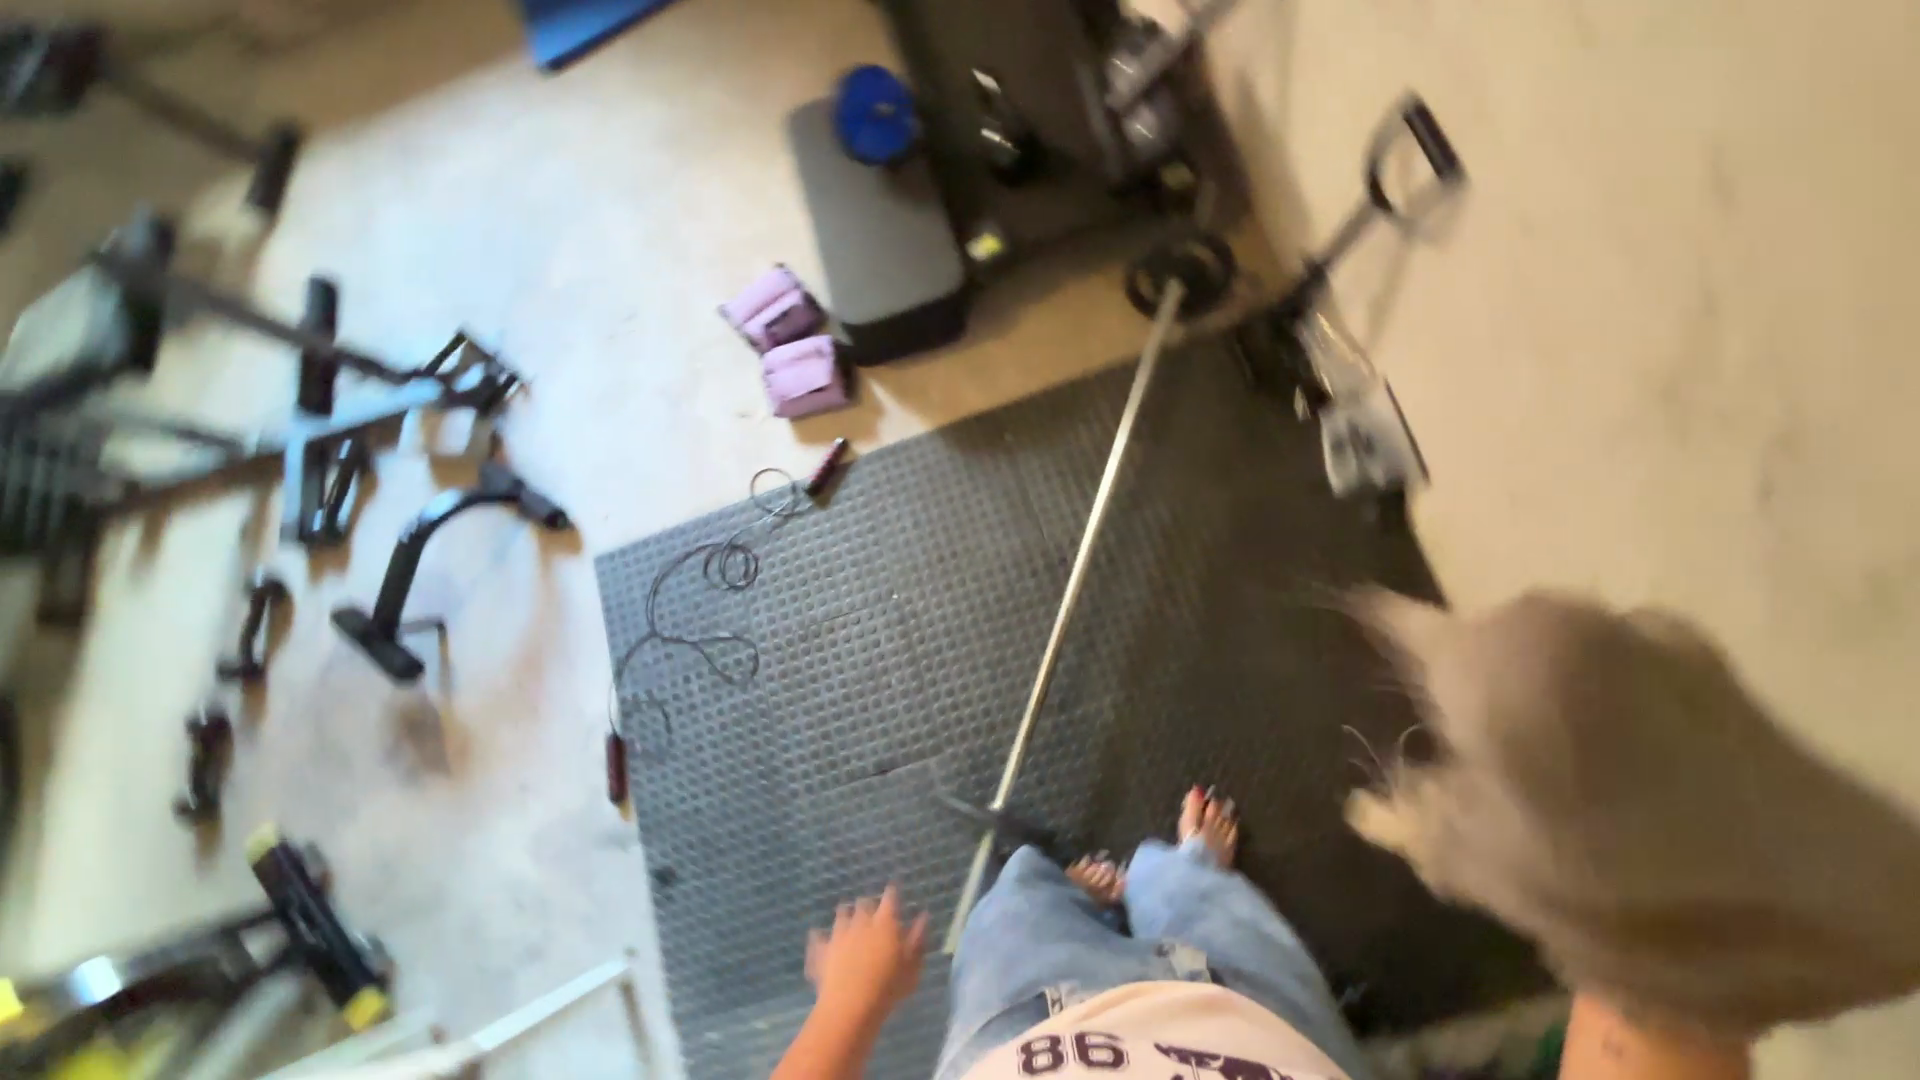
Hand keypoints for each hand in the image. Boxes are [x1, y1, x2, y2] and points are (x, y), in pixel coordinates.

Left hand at [805, 885, 928, 1027]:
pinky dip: (820, 937)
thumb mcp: (912, 966)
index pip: (890, 898)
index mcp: (885, 922)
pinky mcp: (822, 949)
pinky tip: (819, 938)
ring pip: (841, 914)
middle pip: (864, 902)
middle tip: (873, 913)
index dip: (892, 894)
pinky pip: (818, 937)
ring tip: (848, 921)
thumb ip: (918, 939)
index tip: (893, 892)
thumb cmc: (888, 987)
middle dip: (868, 905)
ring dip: (846, 916)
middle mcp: (861, 921)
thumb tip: (923, 916)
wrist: (850, 1006)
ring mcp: (839, 933)